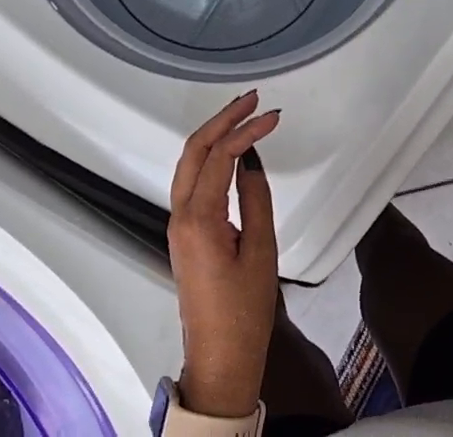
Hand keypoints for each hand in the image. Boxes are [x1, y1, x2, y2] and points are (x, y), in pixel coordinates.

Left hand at [168, 91, 281, 418]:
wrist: (221, 356)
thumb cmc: (245, 309)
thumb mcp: (261, 251)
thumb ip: (256, 197)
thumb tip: (252, 158)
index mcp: (198, 219)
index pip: (220, 156)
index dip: (246, 130)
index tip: (274, 114)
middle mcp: (180, 215)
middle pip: (195, 150)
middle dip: (223, 119)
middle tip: (253, 98)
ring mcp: (178, 223)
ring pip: (189, 163)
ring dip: (214, 133)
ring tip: (242, 112)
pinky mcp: (185, 232)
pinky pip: (193, 180)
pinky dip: (211, 155)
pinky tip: (230, 148)